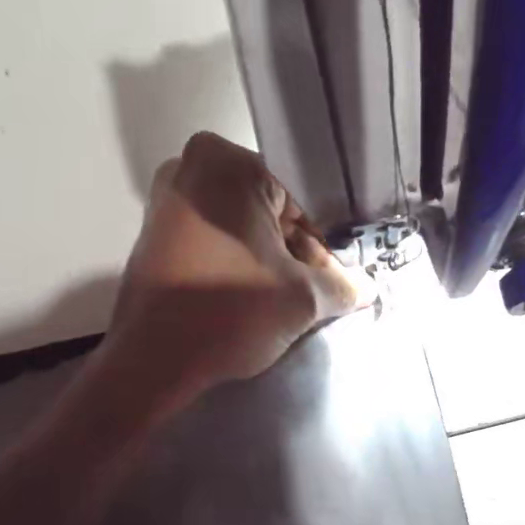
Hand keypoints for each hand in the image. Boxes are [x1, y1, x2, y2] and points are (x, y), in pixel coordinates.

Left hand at [100, 132, 359, 405]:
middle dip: (297, 253)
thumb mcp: (301, 300)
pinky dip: (239, 265)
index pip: (302, 200)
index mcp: (227, 163)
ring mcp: (168, 202)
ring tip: (288, 303)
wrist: (154, 361)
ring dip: (270, 263)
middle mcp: (191, 168)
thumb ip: (342, 287)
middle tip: (317, 294)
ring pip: (242, 228)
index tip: (337, 279)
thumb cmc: (230, 313)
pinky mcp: (156, 236)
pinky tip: (253, 299)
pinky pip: (215, 241)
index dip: (325, 245)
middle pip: (270, 212)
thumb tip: (370, 287)